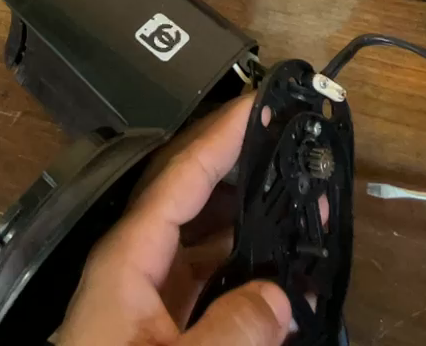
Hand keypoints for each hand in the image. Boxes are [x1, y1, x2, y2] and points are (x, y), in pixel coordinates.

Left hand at [55, 95, 292, 345]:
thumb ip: (232, 332)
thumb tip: (278, 296)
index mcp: (128, 256)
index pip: (181, 175)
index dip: (221, 134)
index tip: (260, 103)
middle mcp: (134, 266)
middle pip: (192, 202)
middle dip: (241, 173)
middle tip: (292, 152)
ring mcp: (144, 301)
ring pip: (202, 248)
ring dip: (247, 229)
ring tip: (296, 210)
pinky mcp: (155, 332)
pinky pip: (203, 289)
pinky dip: (239, 279)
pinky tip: (273, 283)